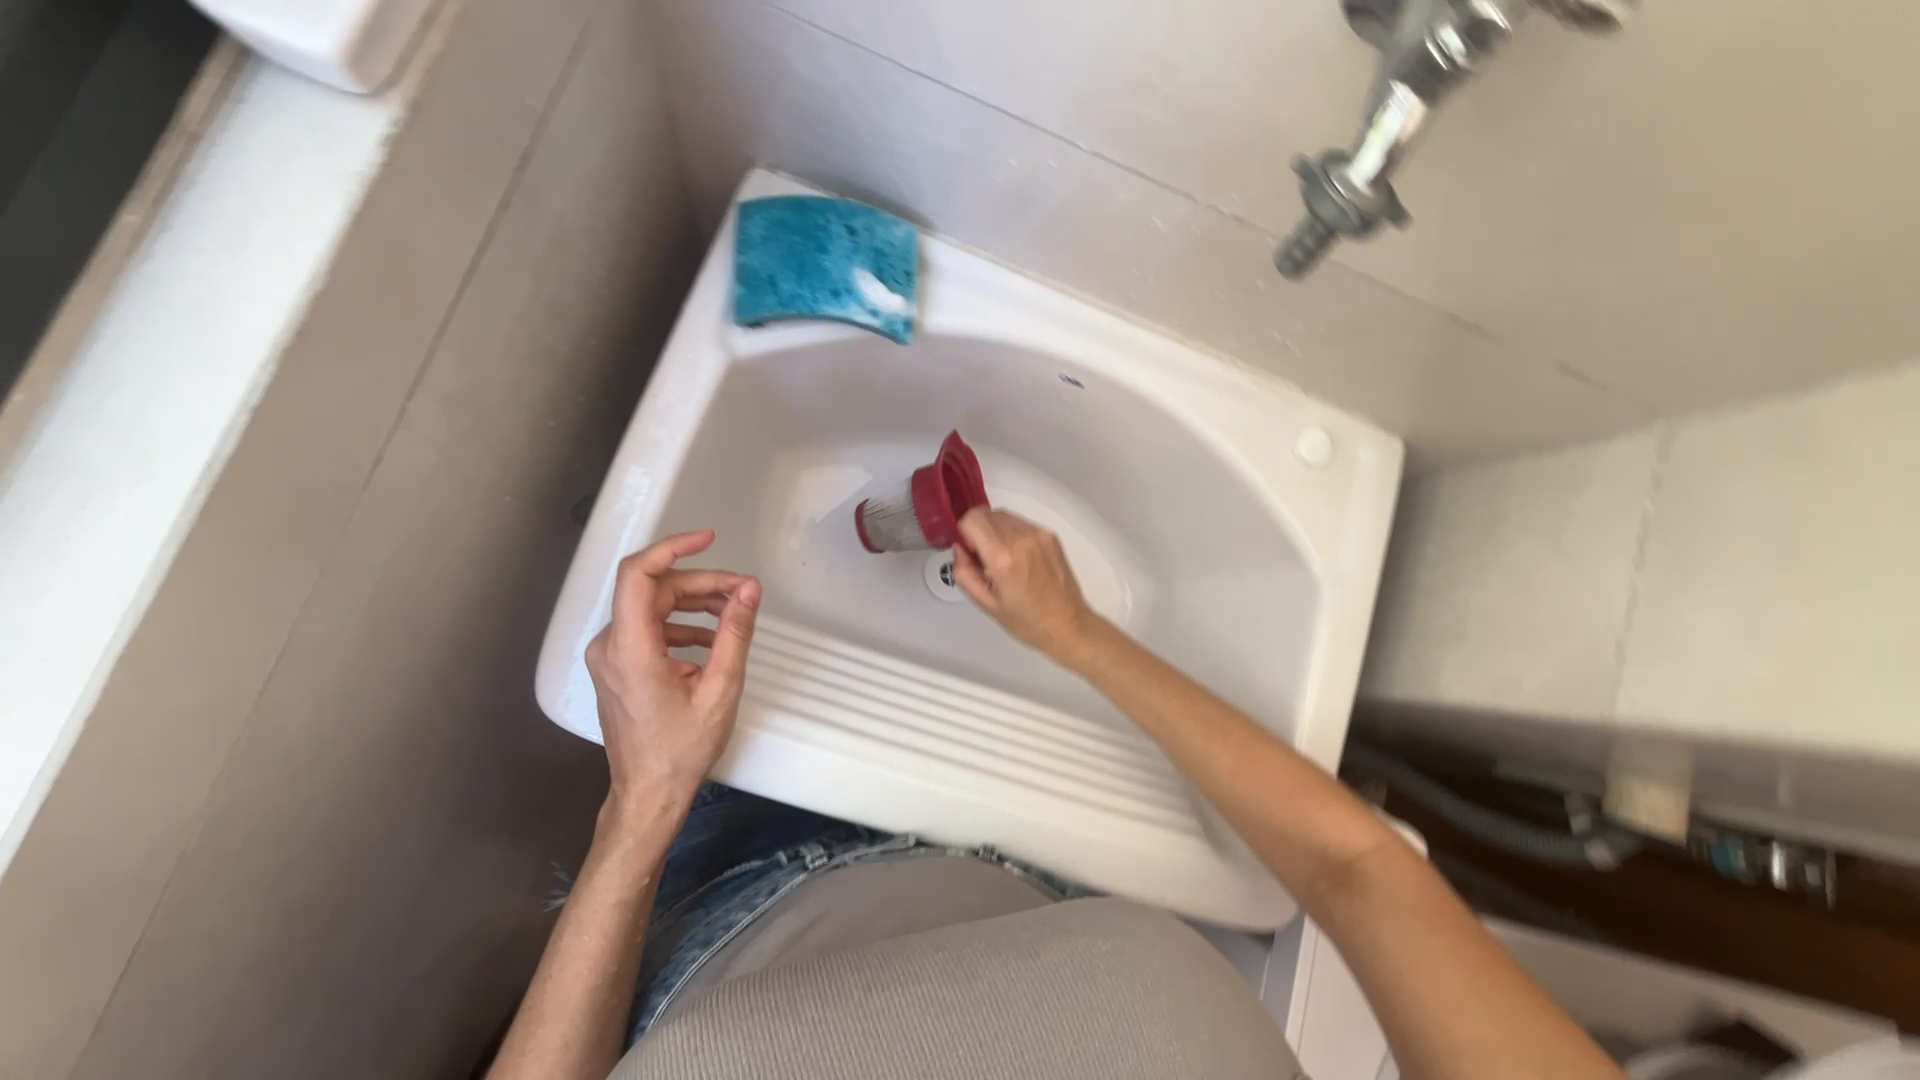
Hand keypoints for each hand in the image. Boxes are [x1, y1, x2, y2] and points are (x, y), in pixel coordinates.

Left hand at [584, 530, 760, 822]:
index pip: (639, 575)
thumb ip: (734, 633)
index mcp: (631, 649)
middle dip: (701, 583)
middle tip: (743, 592)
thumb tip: (749, 590)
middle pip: (654, 590)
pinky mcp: (617, 667)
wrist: (648, 792)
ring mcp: (610, 657)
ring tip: (734, 613)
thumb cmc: (682, 749)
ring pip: (652, 607)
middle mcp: (611, 646)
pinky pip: (648, 628)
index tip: (708, 540)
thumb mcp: (720, 688)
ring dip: (694, 603)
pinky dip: (681, 624)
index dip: (673, 548)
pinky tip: (711, 640)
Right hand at [952, 508, 1102, 665]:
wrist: (1068, 624)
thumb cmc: (1026, 621)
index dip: (965, 534)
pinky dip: (1012, 535)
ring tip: (1004, 562)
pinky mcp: (1050, 535)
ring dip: (995, 532)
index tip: (972, 555)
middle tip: (985, 561)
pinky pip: (1020, 524)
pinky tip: (1020, 560)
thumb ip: (965, 572)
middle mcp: (1022, 537)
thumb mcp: (986, 604)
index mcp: (1003, 556)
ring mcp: (1039, 533)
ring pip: (1003, 516)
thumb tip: (960, 549)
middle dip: (979, 532)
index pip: (972, 519)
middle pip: (987, 514)